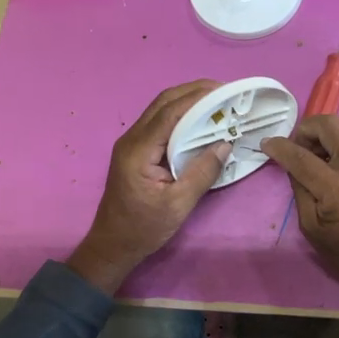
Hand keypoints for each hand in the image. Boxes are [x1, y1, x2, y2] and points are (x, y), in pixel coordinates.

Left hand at [67, 80, 227, 294]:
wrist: (113, 246)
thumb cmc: (143, 228)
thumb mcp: (178, 205)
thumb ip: (202, 173)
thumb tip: (225, 144)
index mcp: (138, 151)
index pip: (169, 113)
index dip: (197, 98)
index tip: (224, 91)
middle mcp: (131, 139)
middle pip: (163, 102)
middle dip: (194, 91)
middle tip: (224, 91)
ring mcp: (131, 142)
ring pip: (160, 108)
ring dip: (187, 100)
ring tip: (217, 100)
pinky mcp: (136, 149)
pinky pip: (160, 121)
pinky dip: (181, 113)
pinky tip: (199, 119)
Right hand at [262, 116, 338, 337]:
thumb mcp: (309, 223)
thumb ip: (298, 185)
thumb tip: (290, 158)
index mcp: (338, 191)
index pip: (303, 157)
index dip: (281, 147)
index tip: (267, 143)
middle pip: (331, 124)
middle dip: (307, 129)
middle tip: (298, 146)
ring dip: (324, 138)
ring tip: (316, 160)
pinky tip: (335, 169)